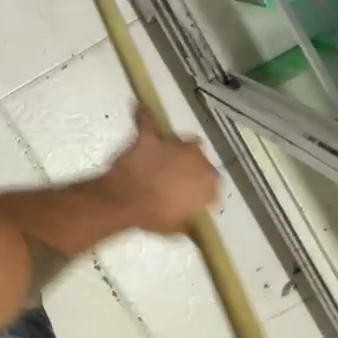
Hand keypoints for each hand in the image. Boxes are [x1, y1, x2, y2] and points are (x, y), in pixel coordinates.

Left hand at [93, 108, 219, 234]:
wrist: (126, 200)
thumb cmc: (154, 217)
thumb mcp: (176, 229)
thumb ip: (187, 224)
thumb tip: (192, 232)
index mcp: (209, 183)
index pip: (211, 184)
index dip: (199, 190)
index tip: (189, 196)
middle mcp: (197, 160)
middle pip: (198, 160)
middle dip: (189, 168)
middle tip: (174, 179)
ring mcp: (173, 146)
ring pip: (182, 142)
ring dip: (175, 149)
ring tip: (164, 157)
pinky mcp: (150, 138)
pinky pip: (147, 121)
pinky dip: (144, 114)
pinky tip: (141, 105)